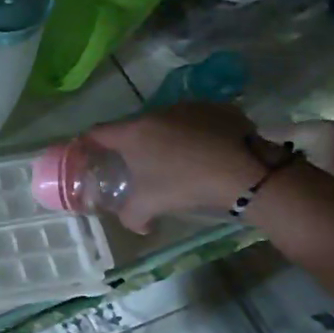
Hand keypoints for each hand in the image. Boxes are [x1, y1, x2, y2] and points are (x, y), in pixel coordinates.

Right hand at [85, 102, 267, 233]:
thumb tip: (135, 225)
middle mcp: (155, 113)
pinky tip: (205, 152)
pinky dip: (194, 134)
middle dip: (130, 144)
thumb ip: (131, 216)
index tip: (88, 155)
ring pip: (166, 122)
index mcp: (132, 132)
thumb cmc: (186, 184)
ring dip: (164, 137)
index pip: (97, 132)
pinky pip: (196, 121)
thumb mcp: (150, 205)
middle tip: (136, 165)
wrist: (246, 172)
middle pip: (132, 127)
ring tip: (176, 159)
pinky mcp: (217, 109)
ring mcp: (188, 107)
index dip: (88, 144)